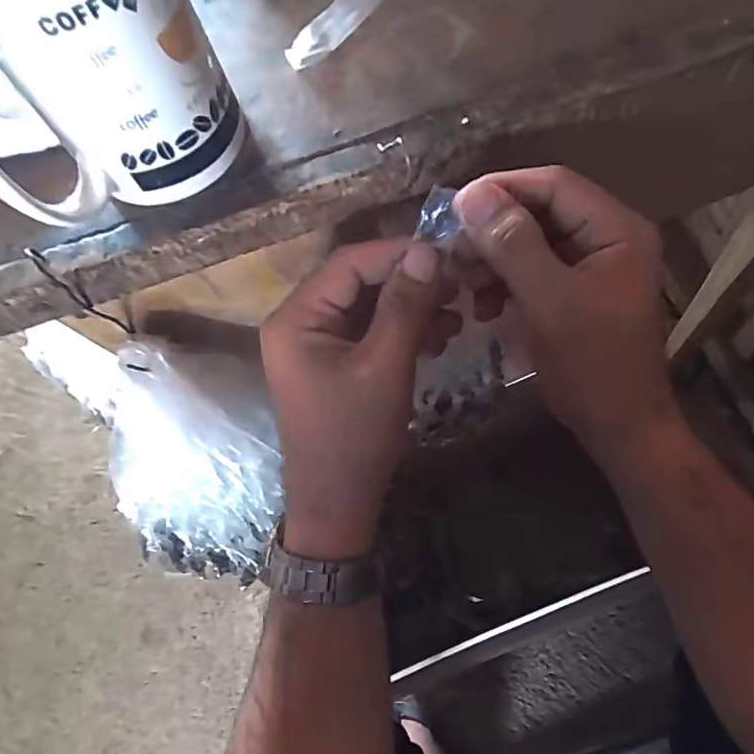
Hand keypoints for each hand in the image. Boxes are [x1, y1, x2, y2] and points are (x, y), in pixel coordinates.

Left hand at [260, 238, 459, 558]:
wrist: (339, 501)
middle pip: (358, 284)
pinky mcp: (336, 366)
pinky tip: (437, 338)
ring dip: (412, 309)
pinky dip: (403, 333)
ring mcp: (317, 347)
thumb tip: (429, 253)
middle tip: (457, 287)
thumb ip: (405, 307)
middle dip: (409, 284)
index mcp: (296, 318)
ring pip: (369, 309)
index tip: (447, 256)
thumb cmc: (356, 436)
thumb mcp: (384, 367)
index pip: (348, 264)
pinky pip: (370, 335)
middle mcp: (300, 324)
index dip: (397, 254)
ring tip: (455, 317)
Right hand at [453, 167, 678, 460]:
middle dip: (495, 232)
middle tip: (454, 252)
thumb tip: (473, 196)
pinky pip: (537, 277)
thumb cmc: (592, 366)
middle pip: (543, 214)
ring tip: (465, 284)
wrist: (621, 428)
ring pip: (535, 246)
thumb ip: (514, 246)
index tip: (455, 207)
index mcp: (617, 230)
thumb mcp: (549, 303)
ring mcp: (595, 271)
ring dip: (496, 261)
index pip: (554, 185)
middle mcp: (610, 240)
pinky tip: (484, 306)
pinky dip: (508, 286)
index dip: (503, 190)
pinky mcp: (578, 299)